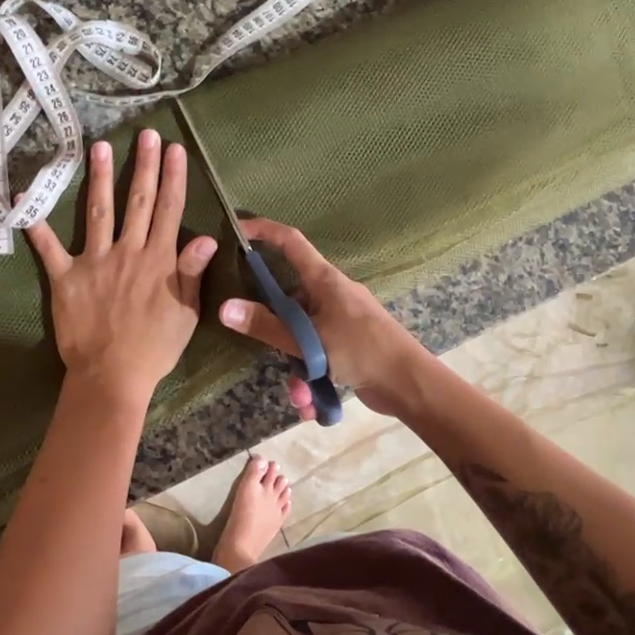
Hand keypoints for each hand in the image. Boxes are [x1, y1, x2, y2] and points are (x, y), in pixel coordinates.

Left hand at [27, 128, 218, 403]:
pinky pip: (48, 246)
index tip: (174, 149)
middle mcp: (128, 252)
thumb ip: (191, 273)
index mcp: (159, 261)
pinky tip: (25, 197)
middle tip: (147, 134)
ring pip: (98, 211)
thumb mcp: (186, 314)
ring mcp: (95, 262)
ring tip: (99, 146)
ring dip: (101, 177)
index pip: (170, 210)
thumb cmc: (155, 349)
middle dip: (144, 165)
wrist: (112, 376)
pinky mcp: (65, 277)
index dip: (173, 177)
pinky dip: (36, 223)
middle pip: (138, 201)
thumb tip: (205, 236)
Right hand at [216, 217, 430, 417]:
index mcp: (324, 281)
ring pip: (302, 338)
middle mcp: (331, 295)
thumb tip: (225, 308)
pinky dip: (313, 380)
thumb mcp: (307, 340)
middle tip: (269, 354)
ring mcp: (341, 321)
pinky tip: (313, 405)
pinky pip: (319, 357)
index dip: (264, 231)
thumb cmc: (361, 350)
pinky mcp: (348, 345)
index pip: (291, 243)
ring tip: (301, 396)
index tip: (238, 229)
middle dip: (278, 337)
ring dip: (297, 370)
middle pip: (289, 303)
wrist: (409, 383)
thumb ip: (266, 326)